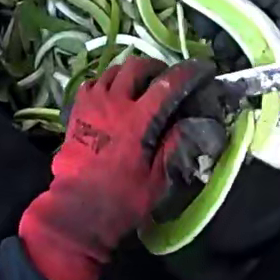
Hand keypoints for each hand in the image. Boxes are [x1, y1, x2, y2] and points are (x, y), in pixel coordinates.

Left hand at [18, 57, 225, 279]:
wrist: (76, 212)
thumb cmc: (121, 199)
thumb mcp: (157, 179)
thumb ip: (174, 145)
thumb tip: (192, 120)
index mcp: (137, 120)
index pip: (168, 84)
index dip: (188, 72)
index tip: (203, 69)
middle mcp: (113, 103)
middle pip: (137, 67)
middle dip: (156, 67)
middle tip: (167, 78)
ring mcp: (91, 104)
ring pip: (113, 70)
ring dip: (131, 72)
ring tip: (141, 84)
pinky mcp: (76, 110)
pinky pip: (94, 82)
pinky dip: (107, 82)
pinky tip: (114, 95)